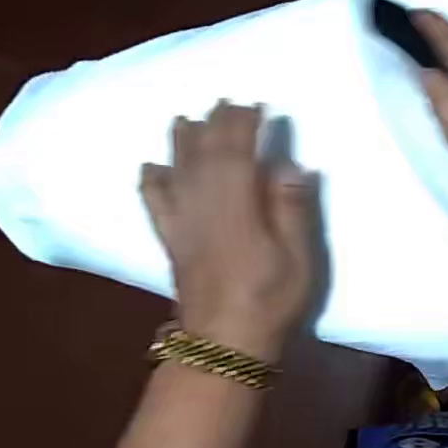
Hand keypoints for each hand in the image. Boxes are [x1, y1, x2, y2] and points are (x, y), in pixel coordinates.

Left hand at [141, 102, 317, 359]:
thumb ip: (291, 210)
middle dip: (215, 125)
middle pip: (206, 156)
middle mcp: (205, 208)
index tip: (254, 104)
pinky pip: (155, 204)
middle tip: (224, 101)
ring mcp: (183, 225)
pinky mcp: (171, 242)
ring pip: (178, 173)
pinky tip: (149, 166)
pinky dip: (151, 182)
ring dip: (181, 142)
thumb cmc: (271, 300)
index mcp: (238, 210)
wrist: (225, 345)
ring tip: (185, 118)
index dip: (244, 126)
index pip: (238, 155)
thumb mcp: (298, 258)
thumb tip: (288, 165)